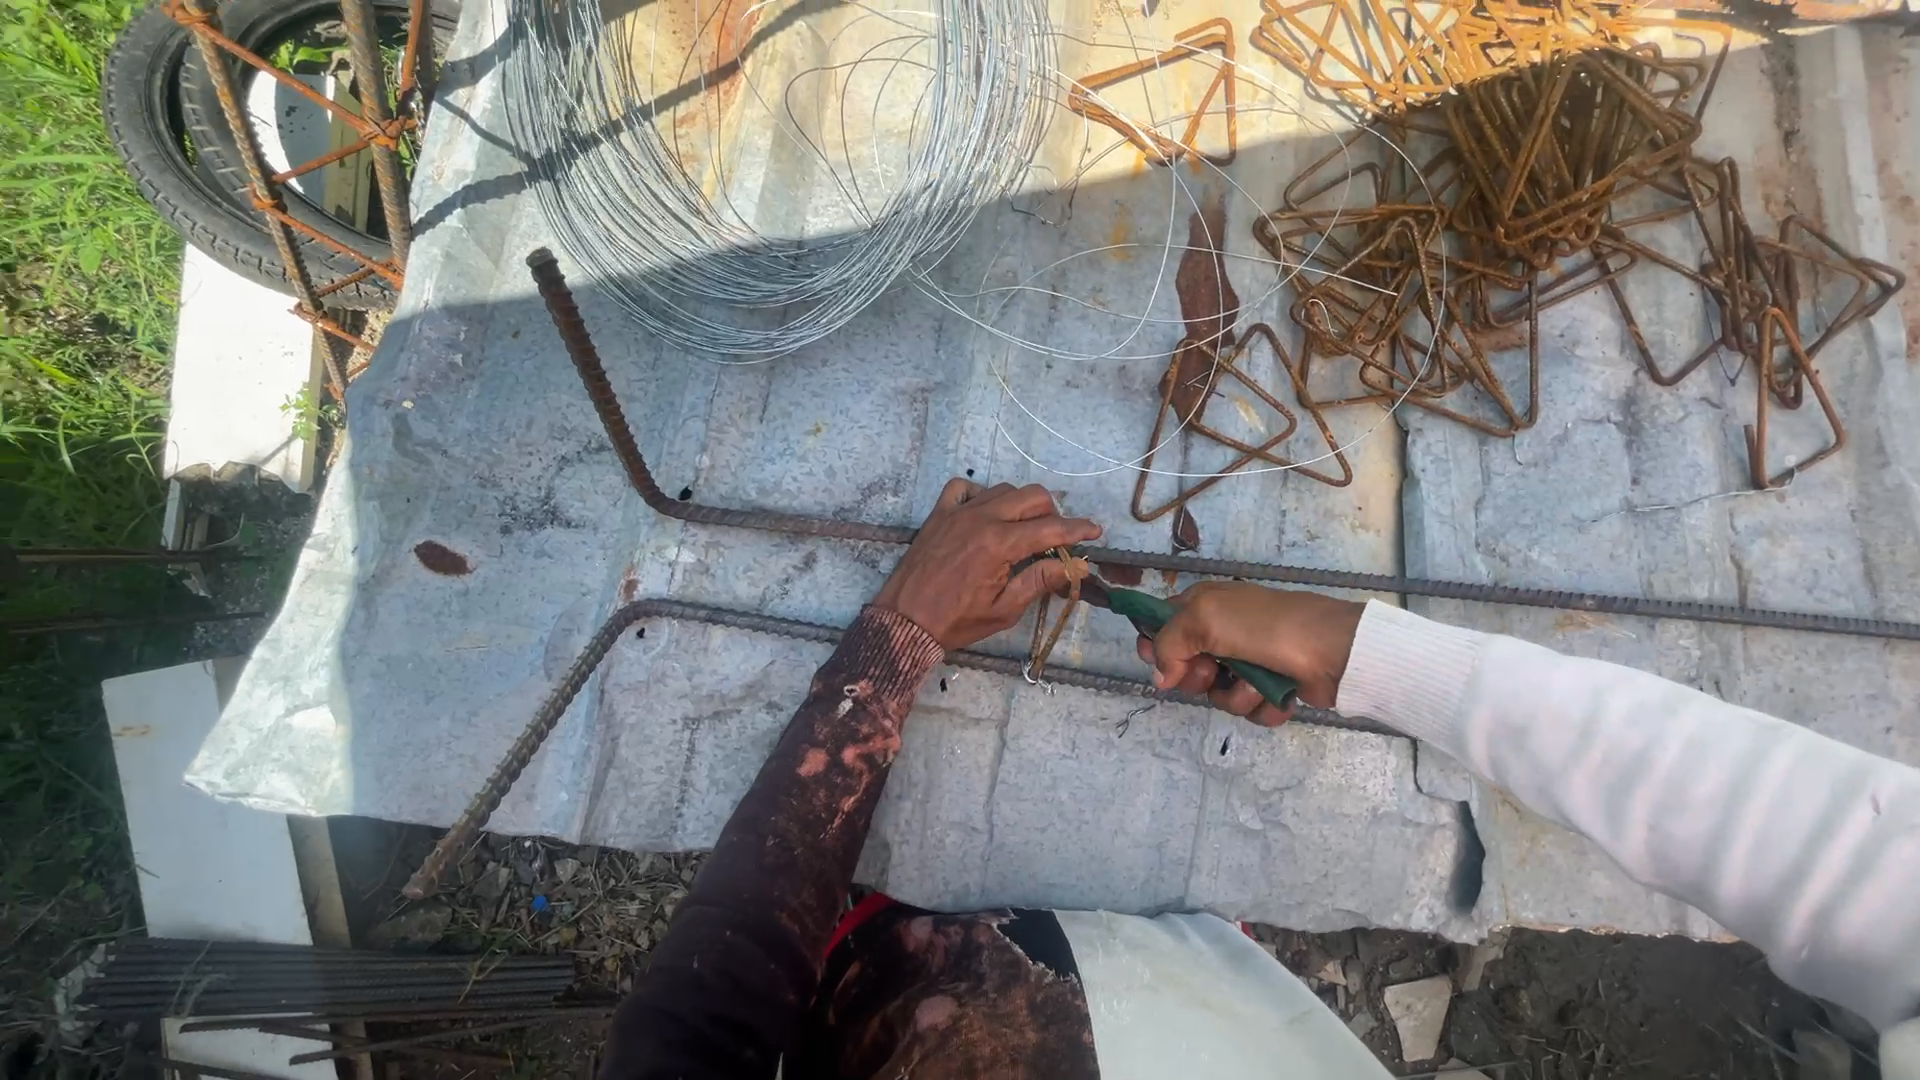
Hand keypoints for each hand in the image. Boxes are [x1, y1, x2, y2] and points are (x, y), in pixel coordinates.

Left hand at [874, 479, 1102, 649]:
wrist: (904, 621)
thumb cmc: (956, 621)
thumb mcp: (1004, 609)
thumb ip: (1039, 581)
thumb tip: (1073, 565)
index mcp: (999, 544)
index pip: (1050, 528)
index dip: (1078, 529)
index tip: (1095, 531)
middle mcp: (981, 518)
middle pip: (1032, 497)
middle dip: (1052, 514)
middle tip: (1054, 539)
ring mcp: (958, 512)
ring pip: (1003, 490)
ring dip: (1021, 505)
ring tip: (1022, 531)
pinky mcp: (939, 513)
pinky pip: (963, 488)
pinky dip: (980, 494)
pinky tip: (984, 514)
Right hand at [1134, 582, 1363, 726]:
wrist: (1335, 651)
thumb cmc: (1266, 626)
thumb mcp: (1205, 619)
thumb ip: (1169, 642)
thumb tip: (1161, 676)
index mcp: (1204, 605)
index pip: (1161, 625)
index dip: (1156, 648)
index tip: (1163, 665)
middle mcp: (1222, 632)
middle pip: (1184, 667)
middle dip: (1197, 677)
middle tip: (1212, 671)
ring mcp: (1247, 661)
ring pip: (1215, 692)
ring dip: (1234, 695)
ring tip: (1255, 684)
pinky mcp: (1269, 687)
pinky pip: (1246, 708)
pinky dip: (1260, 706)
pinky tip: (1276, 697)